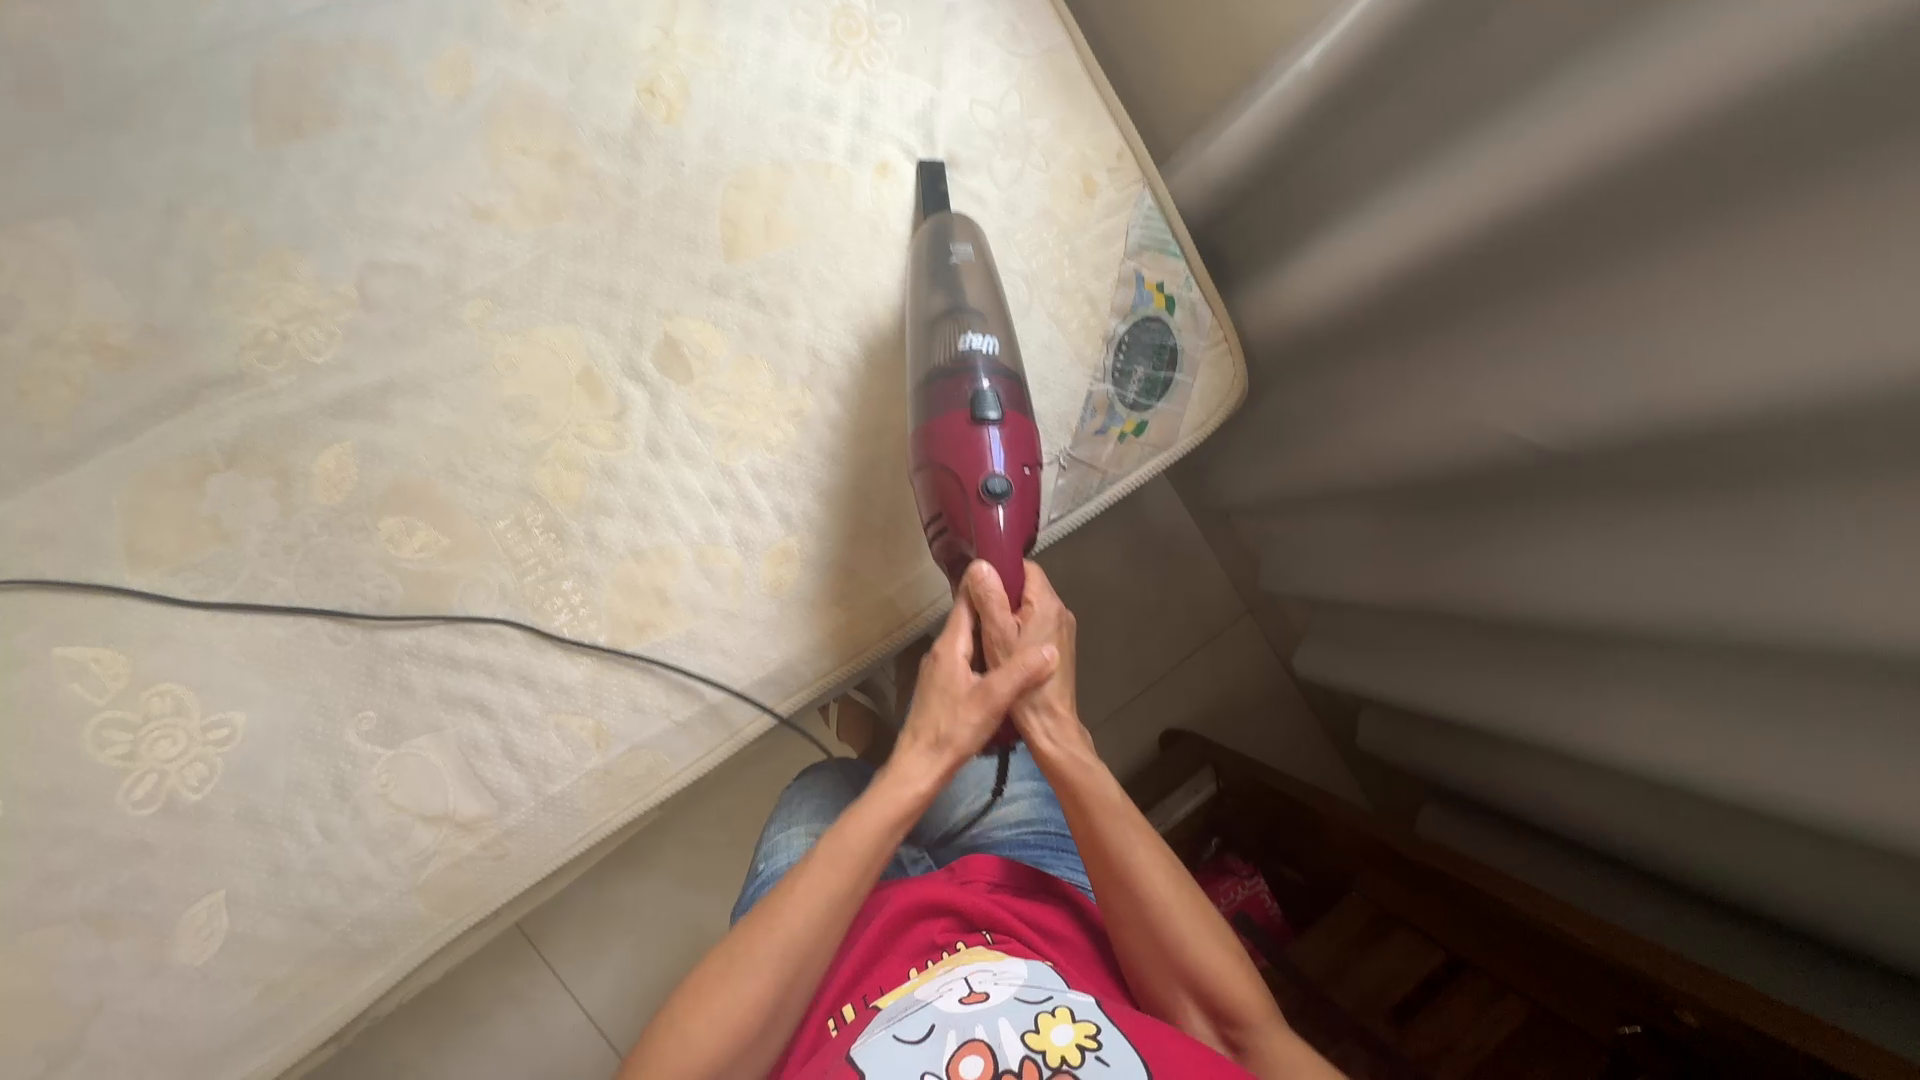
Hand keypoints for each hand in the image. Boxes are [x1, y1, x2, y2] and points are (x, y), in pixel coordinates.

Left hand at [888, 564, 1057, 786]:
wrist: (919, 767)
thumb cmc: (953, 731)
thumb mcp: (992, 701)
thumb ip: (1020, 672)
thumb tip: (1049, 649)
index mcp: (950, 646)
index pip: (966, 601)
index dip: (986, 584)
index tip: (1010, 571)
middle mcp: (941, 651)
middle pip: (968, 618)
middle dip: (993, 605)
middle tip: (1024, 598)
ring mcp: (939, 669)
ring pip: (968, 639)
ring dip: (990, 630)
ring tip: (1019, 624)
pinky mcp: (942, 687)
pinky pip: (966, 657)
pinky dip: (985, 651)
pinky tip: (1003, 661)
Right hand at [966, 560, 1087, 754]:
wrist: (1049, 723)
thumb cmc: (1021, 680)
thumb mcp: (998, 636)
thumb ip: (990, 598)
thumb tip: (980, 565)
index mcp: (1047, 603)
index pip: (1026, 567)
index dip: (1001, 571)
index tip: (980, 586)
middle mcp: (1060, 611)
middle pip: (1028, 588)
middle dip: (1002, 595)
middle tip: (978, 611)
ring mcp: (1063, 630)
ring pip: (1031, 608)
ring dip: (1009, 614)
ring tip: (986, 630)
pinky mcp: (1061, 646)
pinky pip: (1037, 625)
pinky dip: (1019, 629)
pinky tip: (1002, 646)